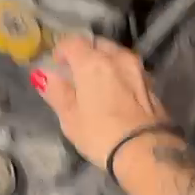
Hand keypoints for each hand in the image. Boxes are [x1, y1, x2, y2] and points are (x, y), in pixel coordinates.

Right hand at [33, 35, 173, 164]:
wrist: (145, 152)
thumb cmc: (100, 134)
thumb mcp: (70, 117)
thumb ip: (56, 92)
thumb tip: (43, 75)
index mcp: (93, 62)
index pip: (72, 42)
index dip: (60, 50)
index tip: (55, 65)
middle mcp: (117, 58)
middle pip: (97, 44)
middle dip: (84, 53)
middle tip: (75, 73)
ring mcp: (138, 69)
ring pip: (116, 55)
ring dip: (103, 62)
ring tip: (94, 82)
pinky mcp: (151, 84)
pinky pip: (129, 69)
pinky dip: (118, 74)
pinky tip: (113, 92)